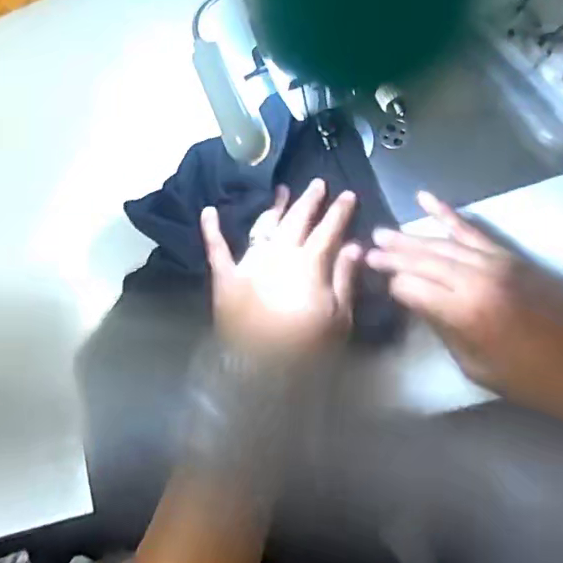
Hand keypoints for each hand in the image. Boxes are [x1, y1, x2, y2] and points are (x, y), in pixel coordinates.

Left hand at [202, 179, 362, 361]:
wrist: (259, 379)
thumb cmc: (307, 352)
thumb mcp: (339, 319)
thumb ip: (344, 278)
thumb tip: (354, 245)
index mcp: (308, 265)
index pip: (328, 230)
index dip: (339, 212)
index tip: (348, 194)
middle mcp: (279, 256)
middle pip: (297, 221)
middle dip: (309, 200)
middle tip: (318, 183)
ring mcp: (250, 264)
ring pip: (265, 226)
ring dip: (275, 207)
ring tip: (283, 190)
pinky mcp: (225, 278)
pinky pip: (217, 250)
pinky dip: (212, 229)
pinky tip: (208, 210)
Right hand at [367, 192, 562, 427]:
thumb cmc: (532, 379)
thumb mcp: (478, 367)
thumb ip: (444, 329)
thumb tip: (418, 303)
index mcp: (464, 312)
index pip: (412, 287)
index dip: (391, 284)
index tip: (373, 280)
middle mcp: (474, 278)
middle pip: (423, 259)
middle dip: (393, 254)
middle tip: (366, 247)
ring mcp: (492, 261)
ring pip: (442, 242)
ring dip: (411, 236)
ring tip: (383, 232)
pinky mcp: (507, 254)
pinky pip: (471, 229)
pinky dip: (447, 213)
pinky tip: (426, 199)